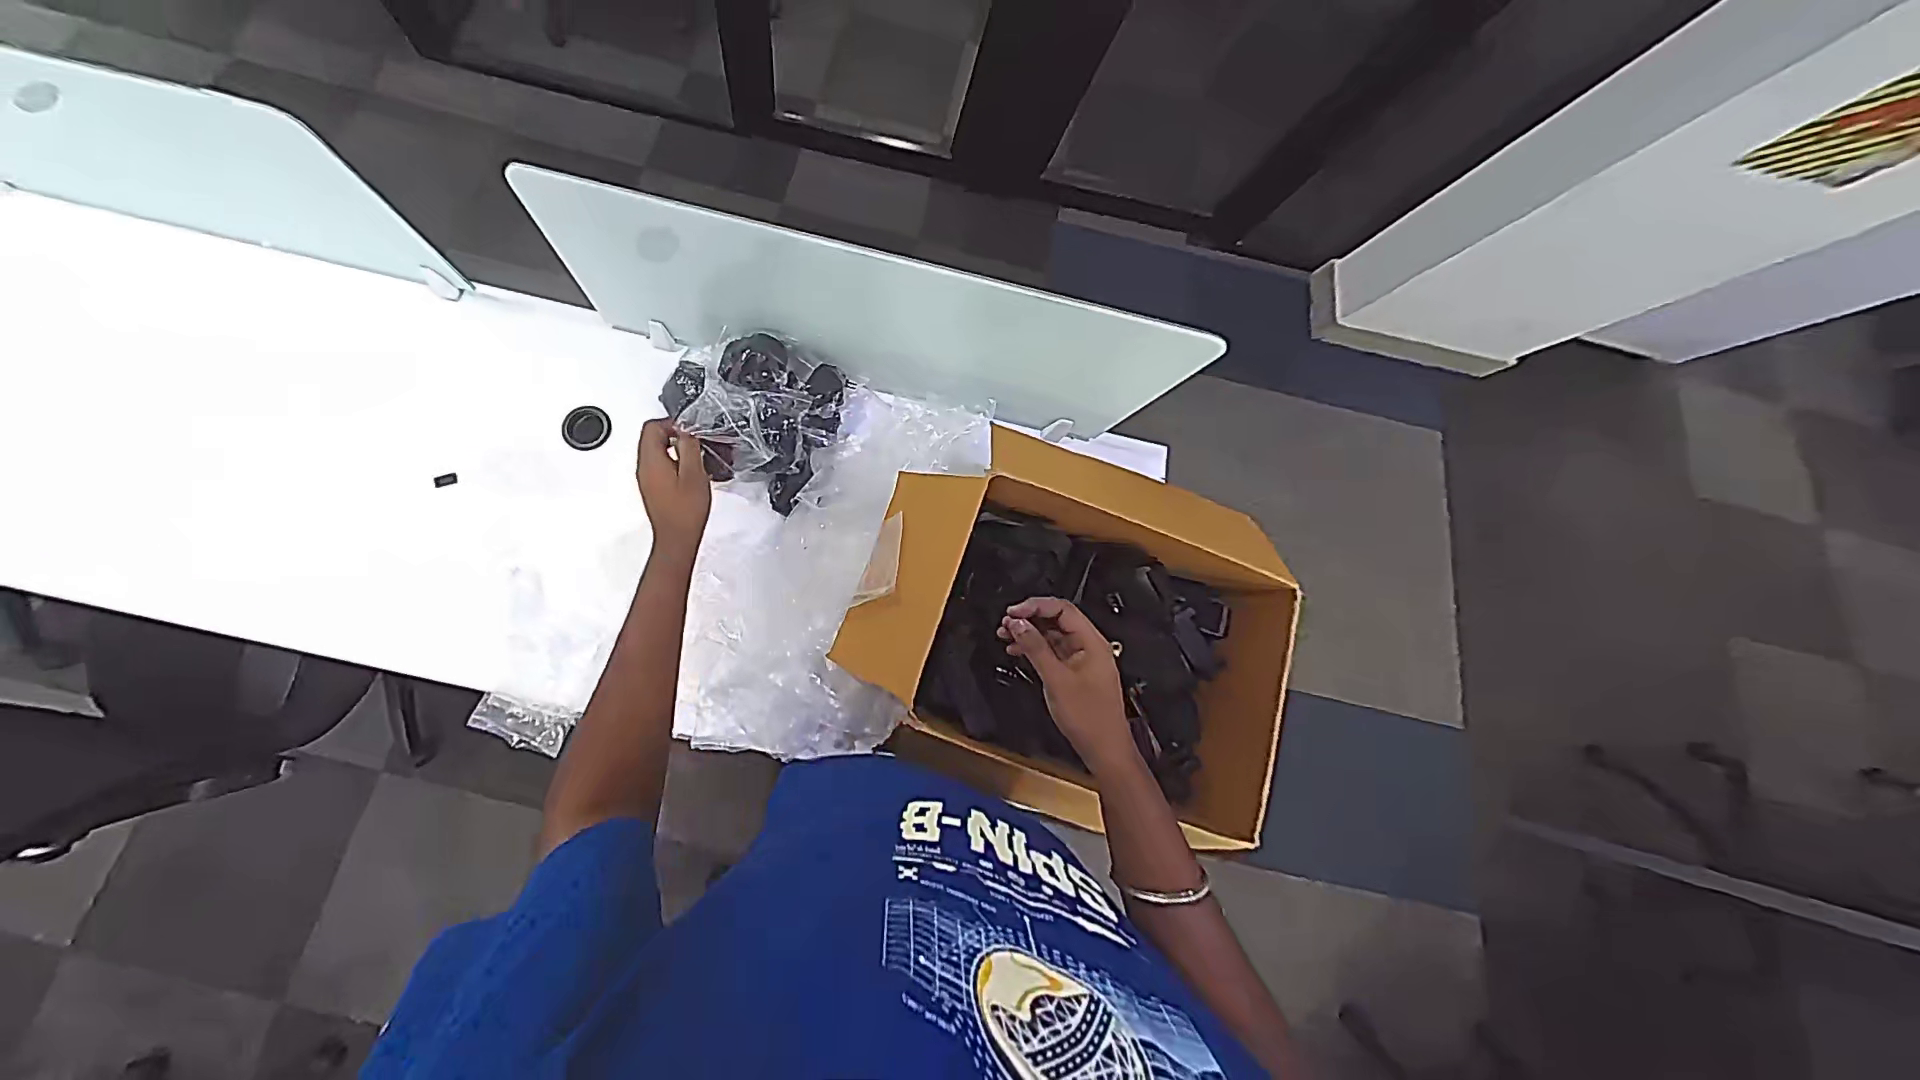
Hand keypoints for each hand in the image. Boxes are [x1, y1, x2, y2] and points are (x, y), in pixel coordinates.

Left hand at [638, 418, 711, 560]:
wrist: (676, 538)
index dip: (672, 423)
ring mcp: (646, 478)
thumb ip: (689, 447)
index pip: (652, 427)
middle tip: (694, 440)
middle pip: (651, 437)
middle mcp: (643, 467)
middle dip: (674, 433)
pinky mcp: (652, 487)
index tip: (690, 429)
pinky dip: (673, 461)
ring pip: (656, 451)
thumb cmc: (685, 512)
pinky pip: (659, 465)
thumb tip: (686, 431)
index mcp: (651, 461)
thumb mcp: (694, 473)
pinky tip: (689, 472)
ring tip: (695, 456)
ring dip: (675, 448)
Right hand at [999, 597, 1134, 774]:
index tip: (1014, 612)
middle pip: (1057, 620)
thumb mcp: (1056, 679)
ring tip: (1007, 634)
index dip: (1035, 606)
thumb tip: (1019, 624)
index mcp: (1092, 643)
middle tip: (1006, 622)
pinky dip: (1035, 648)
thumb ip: (1036, 648)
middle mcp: (1089, 647)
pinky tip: (1019, 650)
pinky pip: (1053, 651)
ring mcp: (1082, 659)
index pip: (1062, 609)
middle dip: (1030, 618)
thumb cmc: (1090, 719)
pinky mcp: (1075, 672)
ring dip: (1029, 633)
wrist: (1104, 749)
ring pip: (1052, 635)